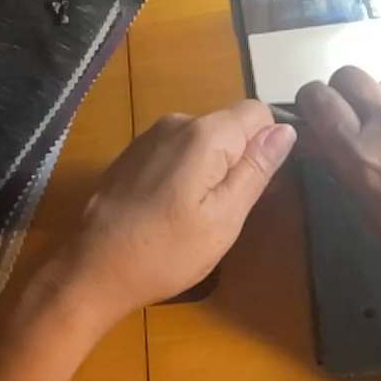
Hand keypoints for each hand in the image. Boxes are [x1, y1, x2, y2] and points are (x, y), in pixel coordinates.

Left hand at [52, 100, 295, 323]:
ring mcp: (150, 136)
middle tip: (227, 211)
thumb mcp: (225, 218)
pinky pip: (176, 151)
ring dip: (211, 170)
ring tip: (197, 216)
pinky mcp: (133, 153)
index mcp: (204, 133)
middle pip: (228, 126)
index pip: (257, 112)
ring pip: (202, 140)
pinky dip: (184, 174)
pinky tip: (170, 210)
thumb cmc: (166, 251)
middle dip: (238, 160)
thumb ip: (256, 169)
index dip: (268, 145)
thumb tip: (286, 129)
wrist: (94, 268)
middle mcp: (177, 122)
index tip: (258, 186)